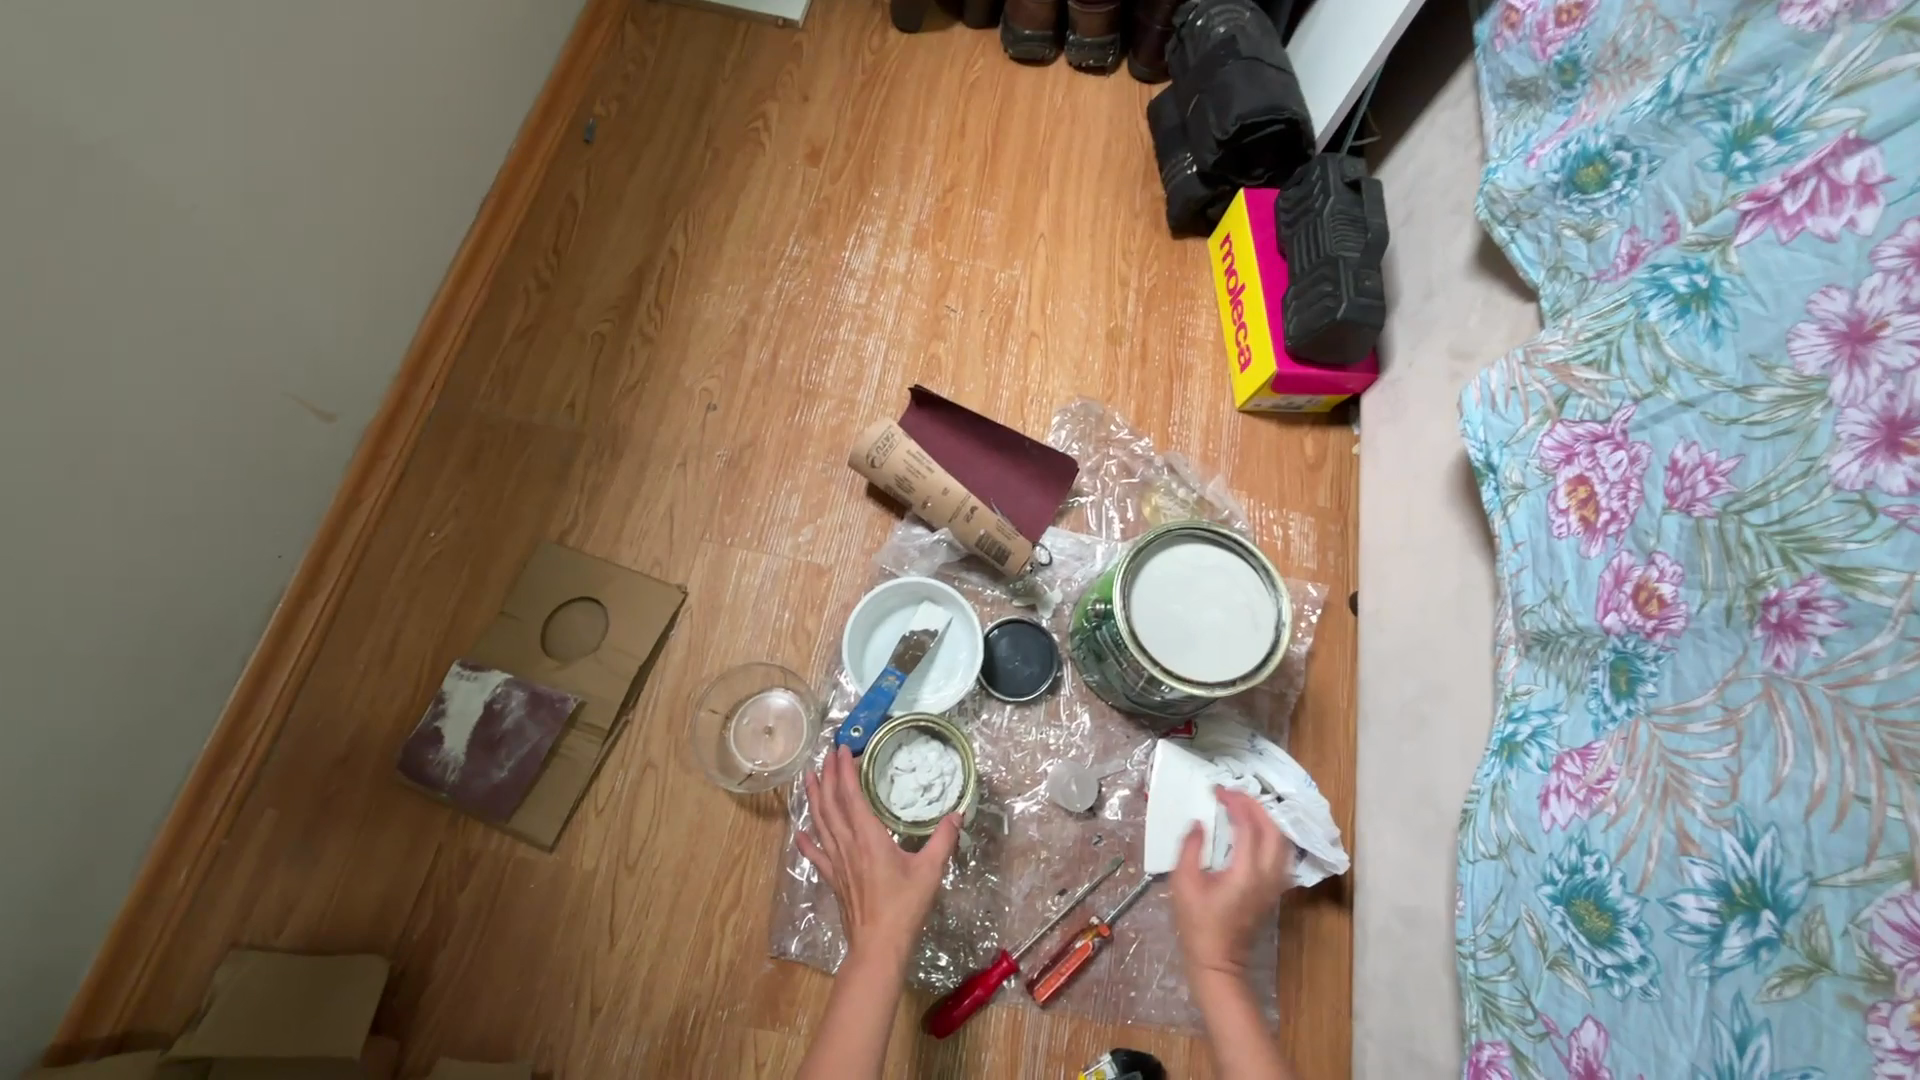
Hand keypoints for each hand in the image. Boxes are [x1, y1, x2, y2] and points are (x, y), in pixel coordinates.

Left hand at [798, 745, 959, 968]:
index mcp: (868, 837)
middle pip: (831, 804)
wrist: (878, 946)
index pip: (851, 795)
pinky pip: (815, 855)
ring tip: (808, 777)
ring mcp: (836, 862)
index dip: (845, 771)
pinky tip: (798, 831)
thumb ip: (943, 839)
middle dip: (828, 776)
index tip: (843, 749)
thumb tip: (958, 814)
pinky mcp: (833, 879)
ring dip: (814, 798)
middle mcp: (847, 844)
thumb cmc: (904, 906)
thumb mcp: (930, 870)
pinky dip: (805, 841)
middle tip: (827, 754)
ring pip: (819, 823)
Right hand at [1171, 786, 1293, 981]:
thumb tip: (1199, 823)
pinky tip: (1254, 830)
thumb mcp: (1183, 882)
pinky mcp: (1274, 890)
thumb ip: (1191, 848)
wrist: (1217, 960)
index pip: (1248, 826)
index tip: (1219, 791)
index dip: (1236, 803)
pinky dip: (1271, 835)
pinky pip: (1281, 854)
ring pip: (1282, 842)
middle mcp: (1266, 876)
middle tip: (1233, 794)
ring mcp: (1274, 884)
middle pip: (1273, 830)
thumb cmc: (1197, 922)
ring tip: (1245, 807)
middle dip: (1255, 806)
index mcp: (1245, 872)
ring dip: (1266, 819)